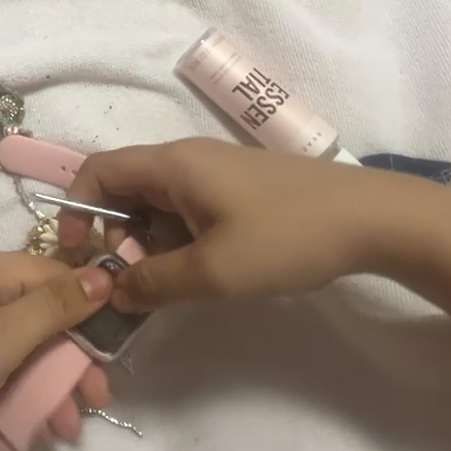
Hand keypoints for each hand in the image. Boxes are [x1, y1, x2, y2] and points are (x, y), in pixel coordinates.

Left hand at [0, 249, 115, 446]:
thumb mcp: (4, 336)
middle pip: (39, 313)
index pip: (54, 275)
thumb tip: (104, 273)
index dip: (88, 310)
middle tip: (96, 401)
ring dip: (50, 382)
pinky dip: (19, 385)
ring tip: (67, 429)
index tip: (113, 353)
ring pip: (21, 342)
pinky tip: (36, 422)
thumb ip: (55, 307)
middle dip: (71, 359)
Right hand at [60, 138, 437, 311]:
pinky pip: (185, 207)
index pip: (97, 170)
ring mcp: (212, 171)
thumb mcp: (215, 270)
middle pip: (124, 188)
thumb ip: (154, 282)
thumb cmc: (287, 236)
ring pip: (156, 202)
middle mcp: (184, 158)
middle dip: (114, 234)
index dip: (75, 208)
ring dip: (148, 241)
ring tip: (170, 282)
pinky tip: (203, 269)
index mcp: (171, 164)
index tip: (79, 254)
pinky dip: (177, 237)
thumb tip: (114, 292)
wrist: (375, 218)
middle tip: (129, 279)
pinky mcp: (235, 187)